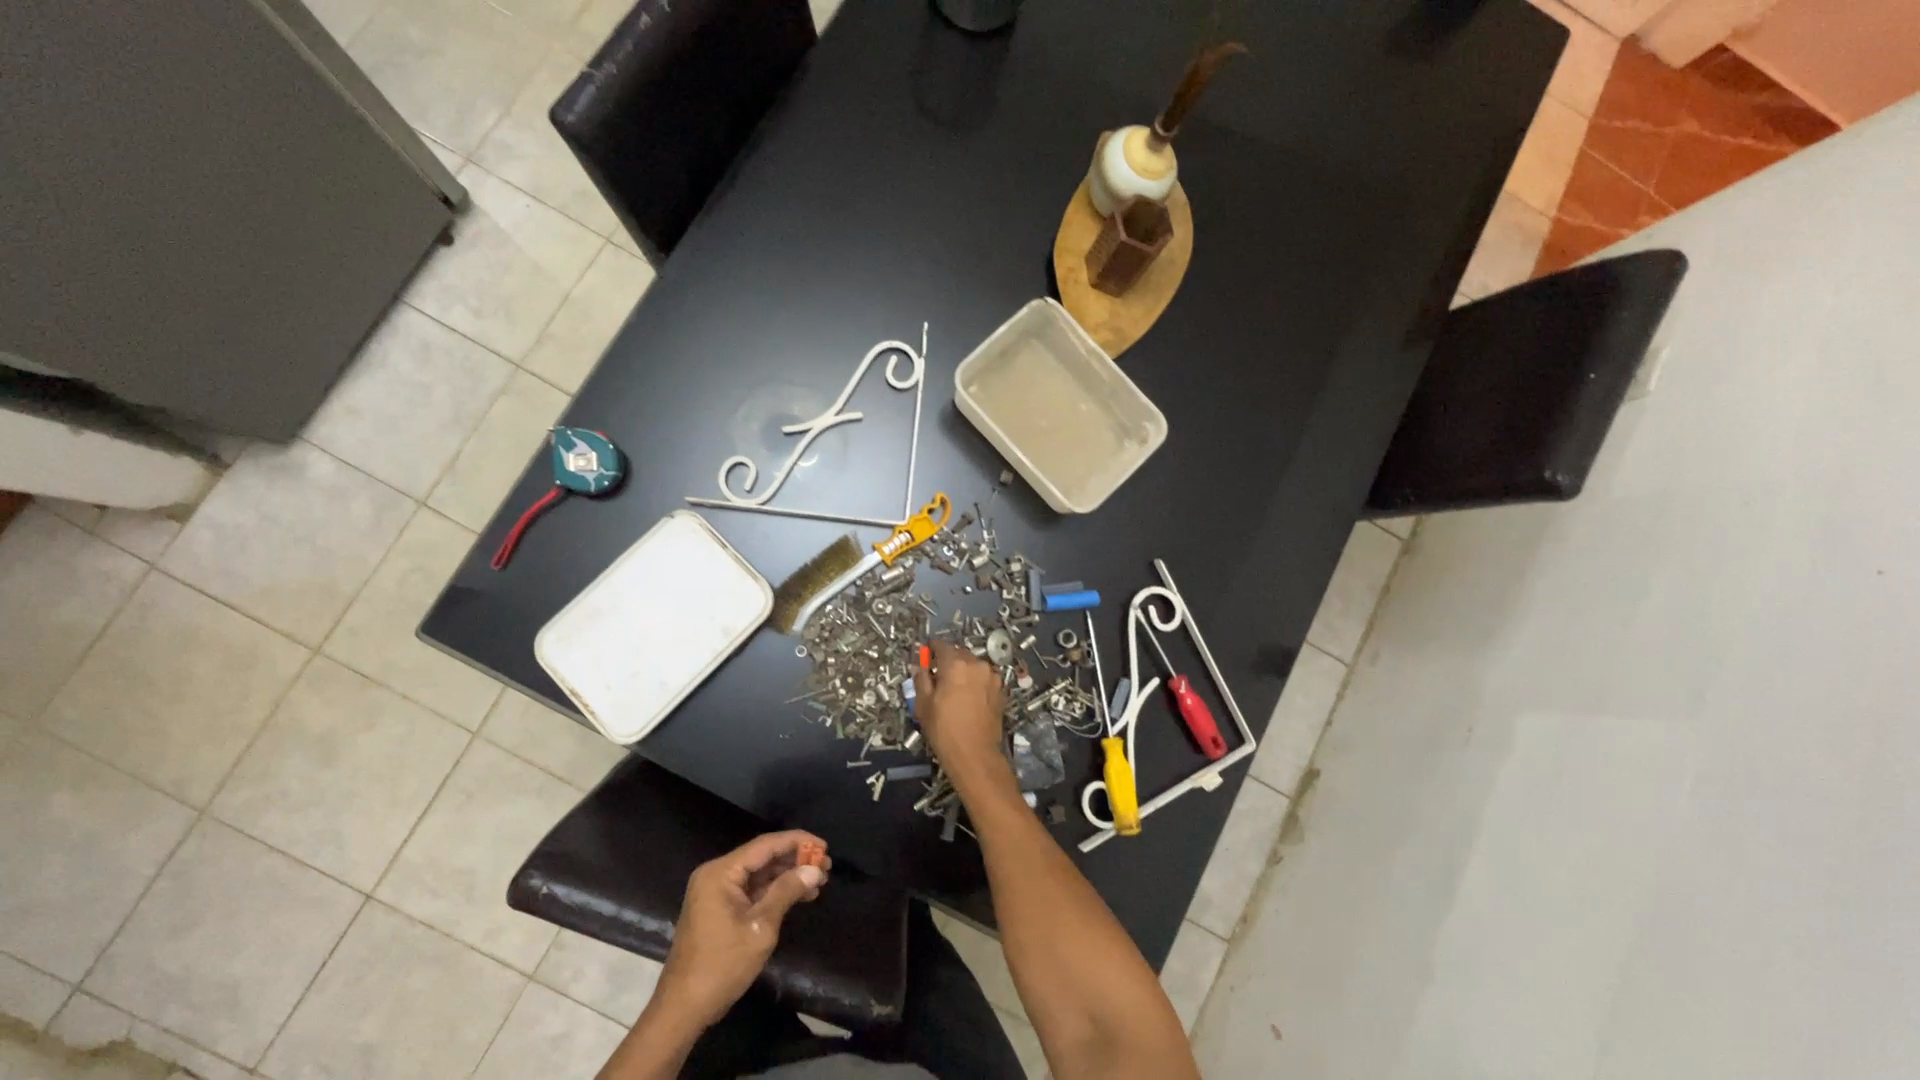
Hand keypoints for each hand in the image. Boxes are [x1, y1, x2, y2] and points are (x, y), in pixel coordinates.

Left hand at [656, 831, 829, 1027]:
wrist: (685, 1005)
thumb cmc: (722, 964)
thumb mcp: (760, 926)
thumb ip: (786, 892)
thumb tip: (814, 870)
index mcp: (721, 873)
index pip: (765, 845)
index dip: (797, 842)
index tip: (825, 847)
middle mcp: (716, 875)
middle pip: (762, 857)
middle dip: (795, 860)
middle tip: (826, 866)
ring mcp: (716, 892)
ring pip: (758, 874)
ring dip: (787, 876)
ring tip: (819, 881)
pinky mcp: (719, 908)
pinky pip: (751, 890)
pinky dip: (774, 891)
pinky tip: (799, 895)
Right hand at [913, 641, 1006, 777]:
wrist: (975, 754)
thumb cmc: (944, 729)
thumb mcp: (924, 704)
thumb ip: (921, 679)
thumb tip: (918, 665)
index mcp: (956, 664)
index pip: (941, 646)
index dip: (931, 649)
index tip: (925, 656)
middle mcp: (977, 664)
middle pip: (959, 653)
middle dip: (948, 660)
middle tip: (937, 675)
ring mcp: (992, 676)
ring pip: (973, 665)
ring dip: (963, 670)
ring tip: (954, 688)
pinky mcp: (1000, 690)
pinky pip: (984, 677)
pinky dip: (975, 681)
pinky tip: (969, 696)